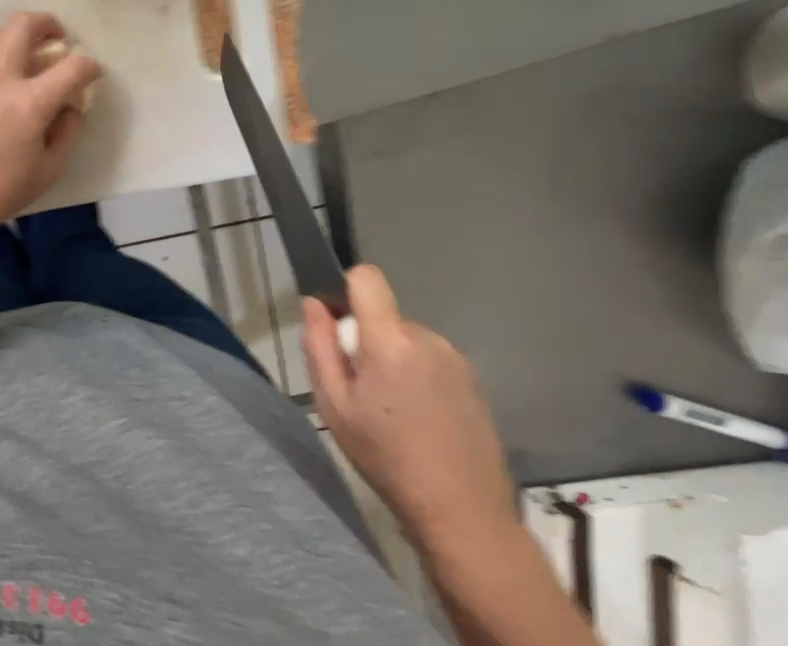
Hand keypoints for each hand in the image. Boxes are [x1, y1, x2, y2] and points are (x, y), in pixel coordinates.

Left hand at [0, 12, 101, 235]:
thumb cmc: (3, 190)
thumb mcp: (51, 167)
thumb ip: (68, 129)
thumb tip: (71, 105)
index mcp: (29, 102)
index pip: (72, 66)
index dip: (90, 66)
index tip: (92, 75)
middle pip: (22, 24)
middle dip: (47, 22)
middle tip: (57, 36)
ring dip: (18, 40)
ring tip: (30, 59)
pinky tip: (3, 89)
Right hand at [303, 266, 515, 547]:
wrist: (461, 509)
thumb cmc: (385, 456)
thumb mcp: (334, 405)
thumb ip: (320, 347)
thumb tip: (314, 304)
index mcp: (389, 341)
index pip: (367, 278)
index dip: (346, 291)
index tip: (338, 329)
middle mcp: (427, 338)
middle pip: (384, 316)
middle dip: (367, 340)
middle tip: (361, 391)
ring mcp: (455, 358)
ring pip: (407, 340)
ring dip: (393, 360)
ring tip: (391, 410)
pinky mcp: (473, 380)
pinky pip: (430, 360)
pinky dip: (417, 376)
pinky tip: (418, 419)